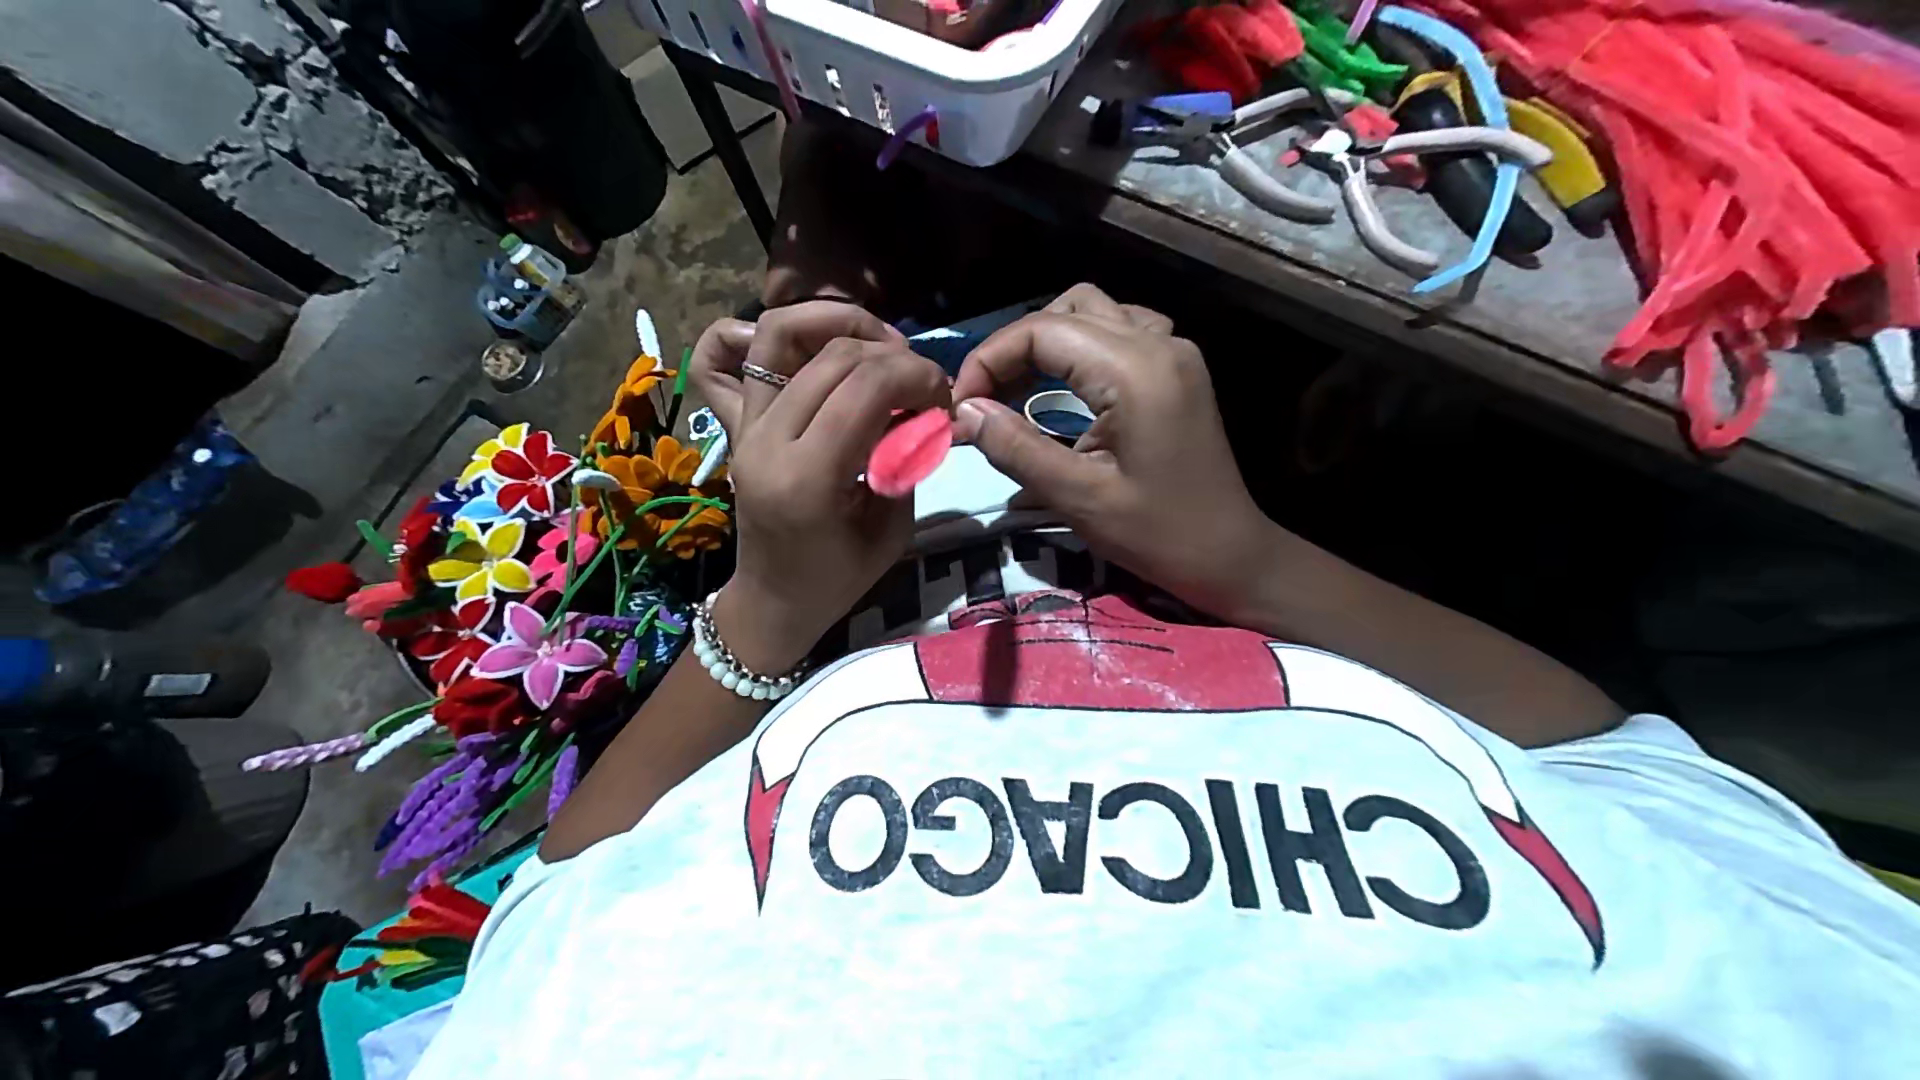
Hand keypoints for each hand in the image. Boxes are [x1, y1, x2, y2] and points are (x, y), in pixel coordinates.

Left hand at [690, 302, 948, 670]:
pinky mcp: (738, 421)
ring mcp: (745, 425)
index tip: (942, 398)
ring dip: (839, 324)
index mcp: (808, 478)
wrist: (773, 601)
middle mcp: (767, 440)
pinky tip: (814, 347)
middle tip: (920, 384)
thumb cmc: (837, 579)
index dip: (916, 375)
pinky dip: (774, 334)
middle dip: (894, 355)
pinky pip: (734, 354)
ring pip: (781, 333)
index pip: (866, 386)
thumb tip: (920, 407)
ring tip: (878, 347)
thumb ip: (905, 458)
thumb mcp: (891, 528)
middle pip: (834, 355)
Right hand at [951, 284, 1278, 620]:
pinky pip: (1118, 331)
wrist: (1228, 554)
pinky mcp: (1176, 369)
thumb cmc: (1156, 533)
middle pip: (1065, 311)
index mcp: (1134, 370)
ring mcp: (1173, 351)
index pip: (1041, 330)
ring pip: (1093, 311)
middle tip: (983, 401)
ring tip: (1015, 389)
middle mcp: (1157, 343)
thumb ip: (1016, 448)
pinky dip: (1080, 348)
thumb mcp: (1078, 497)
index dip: (989, 360)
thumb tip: (965, 411)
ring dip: (1046, 342)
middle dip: (1012, 349)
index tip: (961, 408)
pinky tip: (1067, 385)